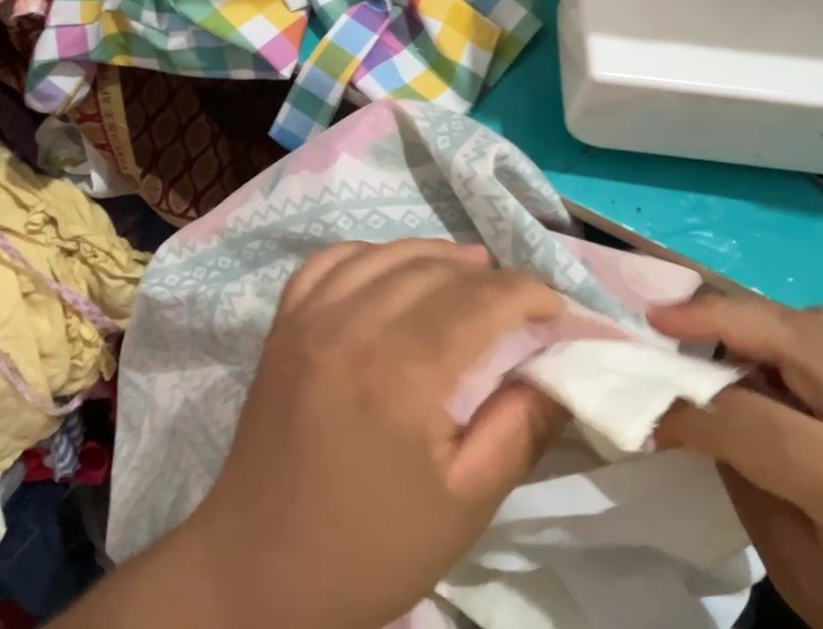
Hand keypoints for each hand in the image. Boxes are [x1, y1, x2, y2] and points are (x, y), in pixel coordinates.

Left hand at [175, 240, 568, 627]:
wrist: (262, 567)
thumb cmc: (374, 545)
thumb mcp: (467, 502)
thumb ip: (521, 427)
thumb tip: (560, 369)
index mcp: (405, 370)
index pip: (484, 299)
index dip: (531, 294)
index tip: (559, 312)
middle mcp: (354, 325)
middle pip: (438, 271)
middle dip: (491, 278)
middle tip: (520, 306)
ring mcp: (309, 318)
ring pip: (386, 255)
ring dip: (436, 257)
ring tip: (470, 274)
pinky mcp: (282, 326)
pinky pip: (329, 261)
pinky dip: (371, 254)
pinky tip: (392, 271)